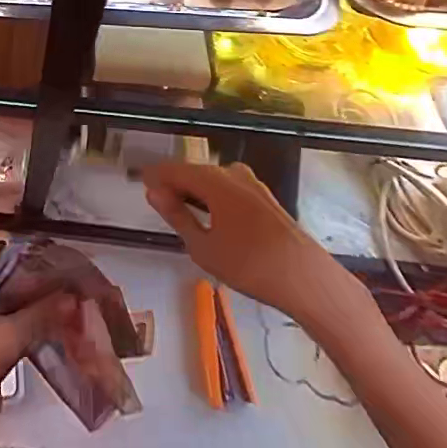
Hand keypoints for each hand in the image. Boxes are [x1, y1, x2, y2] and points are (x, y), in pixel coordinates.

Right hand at [142, 161, 346, 317]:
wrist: (306, 278)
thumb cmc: (249, 264)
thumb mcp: (203, 246)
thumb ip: (177, 216)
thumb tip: (154, 192)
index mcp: (212, 179)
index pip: (173, 169)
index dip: (154, 177)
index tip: (140, 185)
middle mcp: (231, 172)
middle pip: (194, 172)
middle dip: (174, 184)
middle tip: (158, 203)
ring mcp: (252, 184)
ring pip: (213, 182)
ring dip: (195, 192)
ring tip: (182, 213)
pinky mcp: (265, 198)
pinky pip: (229, 190)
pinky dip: (214, 199)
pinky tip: (212, 219)